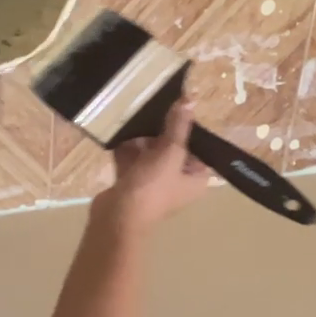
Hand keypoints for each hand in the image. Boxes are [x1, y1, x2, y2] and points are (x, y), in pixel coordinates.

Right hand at [91, 100, 209, 233]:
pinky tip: (118, 132)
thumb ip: (178, 126)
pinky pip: (131, 160)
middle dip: (159, 132)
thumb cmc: (151, 188)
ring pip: (149, 154)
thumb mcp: (170, 153)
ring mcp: (151, 183)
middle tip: (151, 111)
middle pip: (172, 149)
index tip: (175, 109)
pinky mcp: (130, 183)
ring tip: (132, 118)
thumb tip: (190, 99)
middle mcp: (176, 182)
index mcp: (196, 179)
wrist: (116, 217)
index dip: (188, 129)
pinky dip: (125, 148)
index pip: (198, 148)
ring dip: (140, 139)